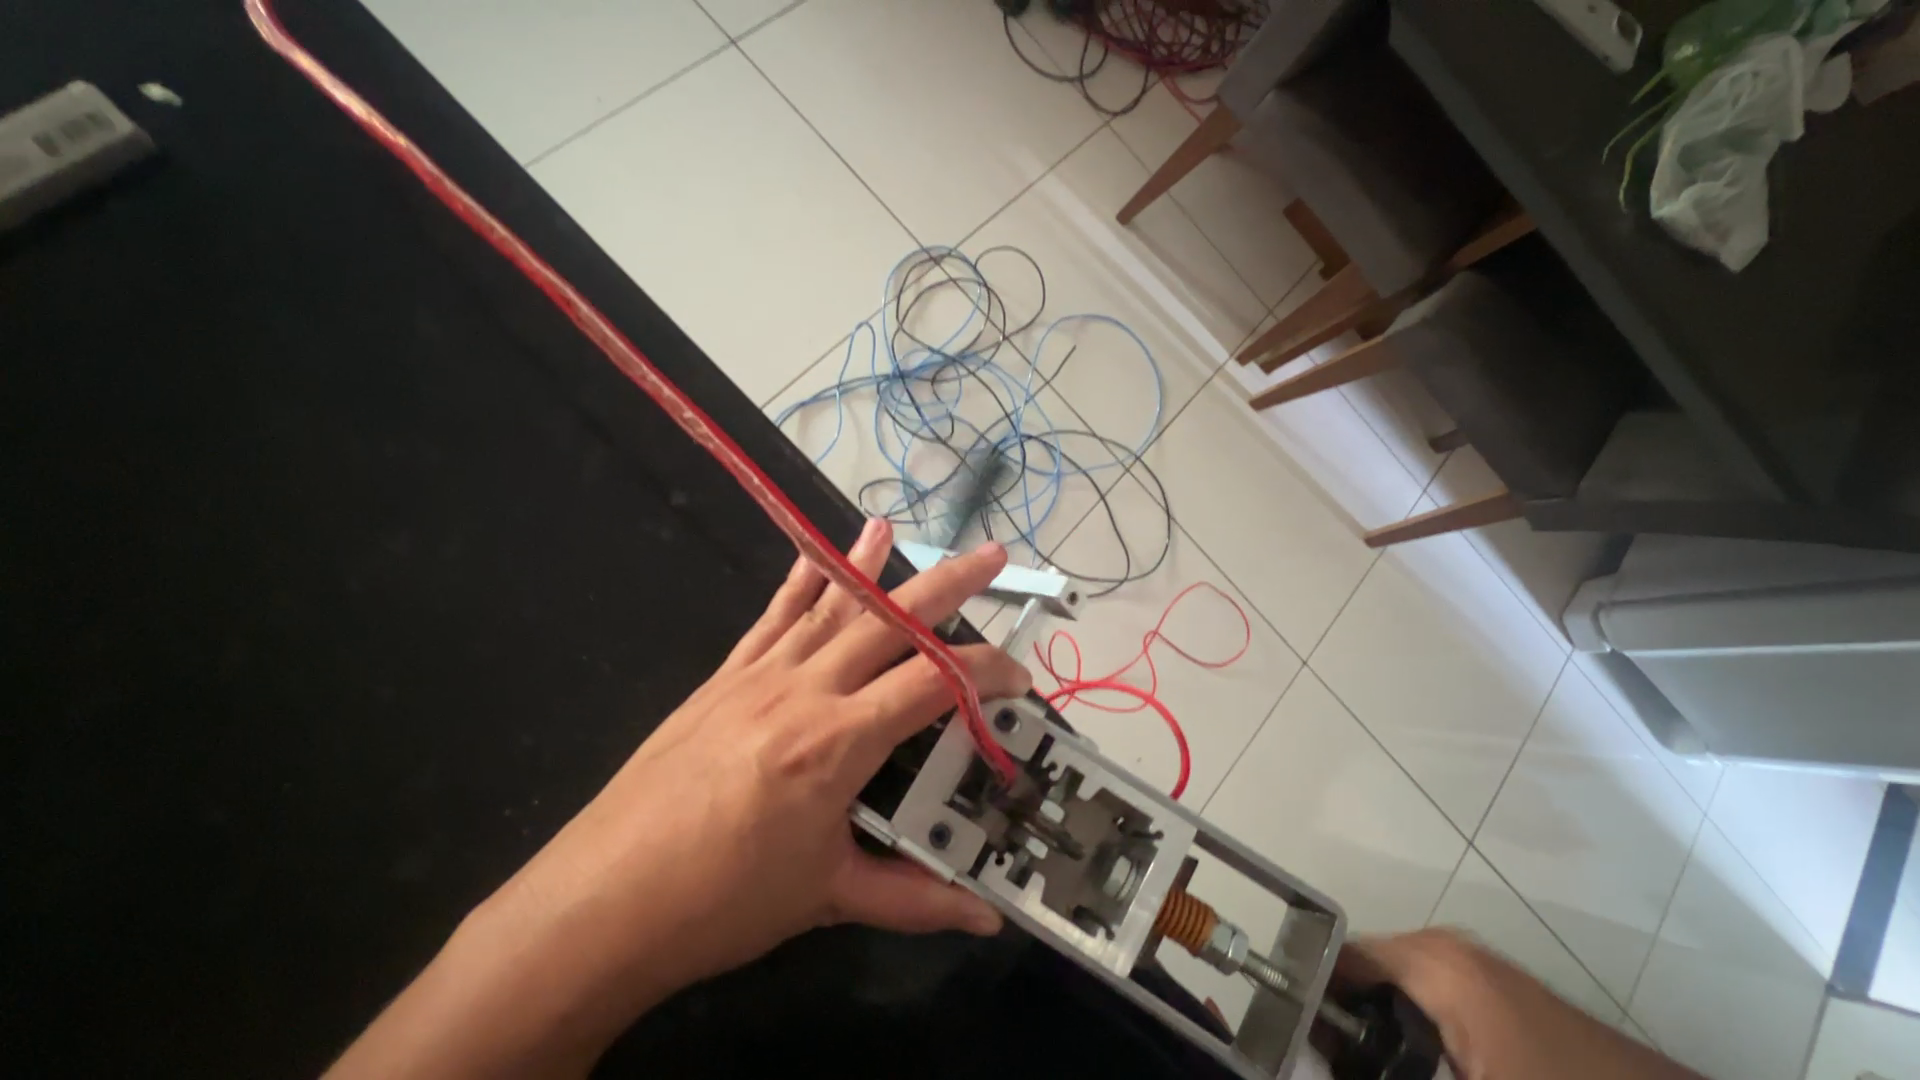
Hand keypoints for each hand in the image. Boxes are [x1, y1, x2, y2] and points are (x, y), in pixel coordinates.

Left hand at [325, 519, 1030, 1078]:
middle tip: (992, 554)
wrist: (606, 900)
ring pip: (827, 607)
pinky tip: (815, 556)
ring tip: (892, 526)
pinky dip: (799, 583)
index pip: (932, 683)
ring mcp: (758, 677)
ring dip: (868, 565)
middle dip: (947, 584)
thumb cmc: (724, 901)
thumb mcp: (829, 897)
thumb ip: (915, 899)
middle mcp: (803, 691)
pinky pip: (769, 619)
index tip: (1020, 677)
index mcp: (838, 742)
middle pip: (889, 622)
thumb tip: (987, 922)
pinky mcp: (722, 679)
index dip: (986, 673)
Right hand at [1337, 929, 1705, 1079]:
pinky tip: (1419, 1069)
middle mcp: (1444, 949)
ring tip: (1368, 1067)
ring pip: (1390, 989)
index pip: (1336, 959)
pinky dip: (1409, 1031)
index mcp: (1432, 963)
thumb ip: (1384, 1072)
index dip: (1310, 1002)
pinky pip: (1423, 1000)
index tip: (1302, 1046)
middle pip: (1359, 973)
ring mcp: (1472, 968)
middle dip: (1343, 1020)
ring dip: (1375, 1028)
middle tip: (1335, 1065)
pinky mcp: (1493, 992)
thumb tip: (1317, 1066)